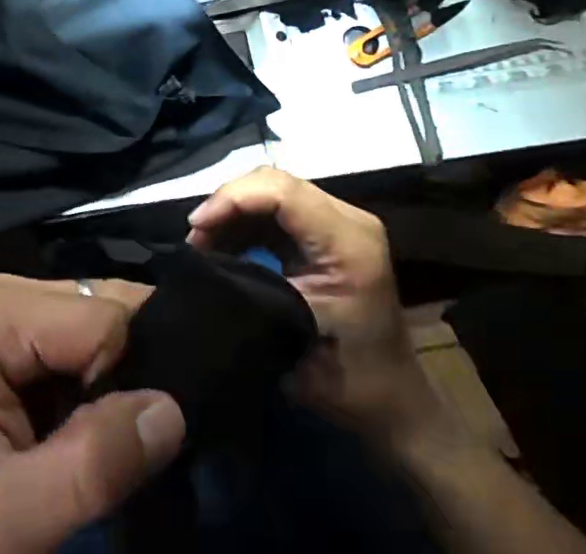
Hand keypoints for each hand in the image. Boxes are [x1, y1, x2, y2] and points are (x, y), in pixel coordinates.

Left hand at [0, 275, 184, 553]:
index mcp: (2, 311)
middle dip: (137, 376)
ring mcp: (22, 333)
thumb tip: (174, 410)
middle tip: (133, 449)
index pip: (109, 320)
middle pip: (115, 316)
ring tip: (119, 449)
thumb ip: (92, 461)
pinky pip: (96, 363)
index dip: (126, 381)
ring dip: (128, 393)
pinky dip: (112, 402)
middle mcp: (16, 303)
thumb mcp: (5, 516)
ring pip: (115, 340)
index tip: (122, 447)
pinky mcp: (28, 366)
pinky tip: (102, 440)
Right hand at [185, 167, 438, 445]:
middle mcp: (348, 220)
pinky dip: (245, 222)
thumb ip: (251, 287)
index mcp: (349, 242)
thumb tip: (200, 261)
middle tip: (195, 238)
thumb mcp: (292, 334)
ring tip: (202, 244)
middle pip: (277, 183)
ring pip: (274, 192)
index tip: (196, 227)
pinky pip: (279, 211)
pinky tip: (222, 246)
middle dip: (228, 203)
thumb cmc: (348, 379)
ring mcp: (340, 224)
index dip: (233, 199)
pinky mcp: (328, 234)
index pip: (283, 192)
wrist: (391, 401)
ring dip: (233, 212)